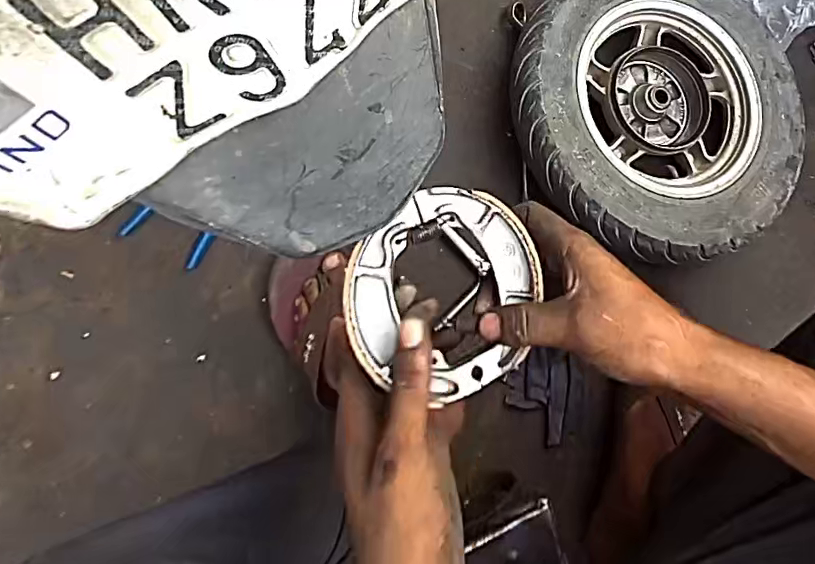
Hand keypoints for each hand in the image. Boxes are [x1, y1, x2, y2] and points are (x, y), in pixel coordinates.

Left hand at [328, 308, 465, 563]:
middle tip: (417, 300)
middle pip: (383, 365)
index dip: (360, 317)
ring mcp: (400, 442)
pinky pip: (433, 413)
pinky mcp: (425, 457)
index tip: (374, 284)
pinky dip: (447, 395)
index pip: (351, 353)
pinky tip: (463, 384)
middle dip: (399, 332)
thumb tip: (410, 332)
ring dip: (426, 360)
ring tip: (444, 331)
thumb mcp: (404, 449)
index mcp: (356, 420)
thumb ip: (407, 389)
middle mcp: (375, 425)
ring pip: (410, 386)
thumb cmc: (399, 530)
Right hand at [479, 203, 695, 387]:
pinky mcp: (587, 301)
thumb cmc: (642, 333)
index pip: (528, 214)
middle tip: (485, 285)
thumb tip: (491, 321)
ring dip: (516, 288)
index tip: (478, 231)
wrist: (676, 359)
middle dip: (502, 264)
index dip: (500, 219)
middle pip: (527, 246)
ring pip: (537, 272)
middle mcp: (578, 256)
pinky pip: (548, 294)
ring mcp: (583, 278)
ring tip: (499, 308)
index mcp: (575, 246)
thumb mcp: (569, 326)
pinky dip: (531, 305)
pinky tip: (523, 325)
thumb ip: (524, 323)